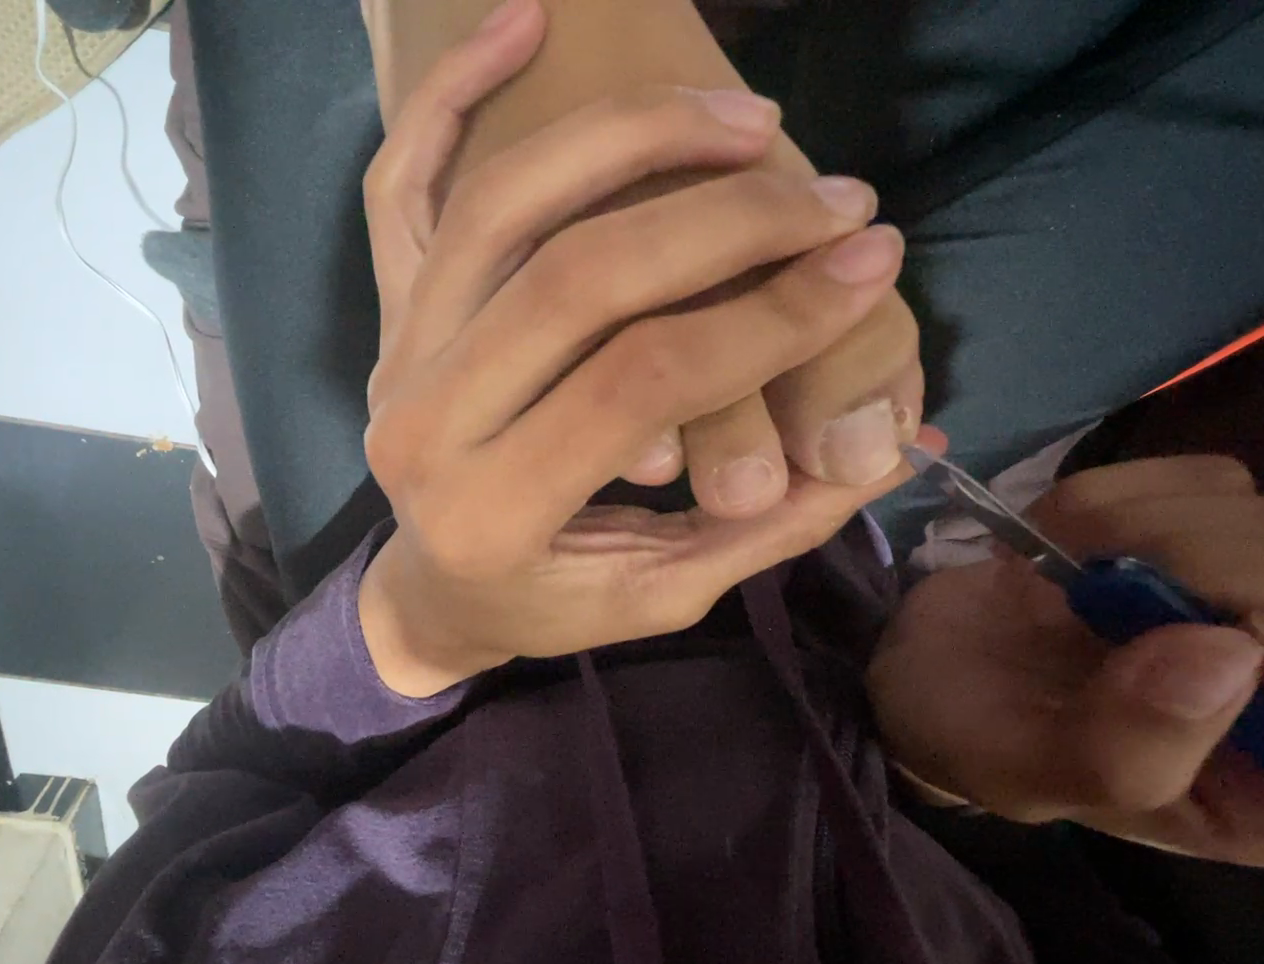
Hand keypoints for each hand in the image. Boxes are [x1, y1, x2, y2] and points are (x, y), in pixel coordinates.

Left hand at [356, 4, 939, 694]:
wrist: (431, 593)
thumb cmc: (541, 606)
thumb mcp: (653, 599)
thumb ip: (757, 530)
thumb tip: (875, 442)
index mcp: (492, 514)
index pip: (638, 384)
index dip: (766, 319)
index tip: (867, 266)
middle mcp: (425, 424)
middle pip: (576, 280)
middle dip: (722, 226)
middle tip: (835, 200)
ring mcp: (395, 358)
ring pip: (499, 208)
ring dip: (628, 139)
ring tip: (748, 122)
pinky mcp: (387, 317)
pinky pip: (400, 186)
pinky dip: (449, 95)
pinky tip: (525, 21)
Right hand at [867, 456, 1263, 864]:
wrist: (912, 665)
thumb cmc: (971, 738)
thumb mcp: (1026, 773)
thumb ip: (1129, 747)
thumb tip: (1231, 654)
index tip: (1255, 641)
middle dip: (1250, 587)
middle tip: (1112, 590)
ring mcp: (1261, 596)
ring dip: (1167, 534)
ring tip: (1063, 570)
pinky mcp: (1200, 524)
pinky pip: (1214, 479)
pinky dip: (1124, 494)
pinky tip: (1059, 535)